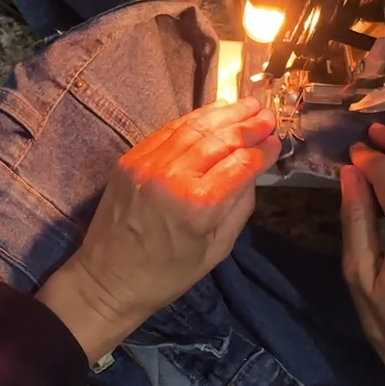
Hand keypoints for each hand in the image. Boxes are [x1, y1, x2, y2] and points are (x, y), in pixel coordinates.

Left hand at [39, 96, 280, 360]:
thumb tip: (255, 170)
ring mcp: (148, 163)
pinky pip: (168, 130)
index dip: (263, 151)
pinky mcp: (131, 158)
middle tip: (268, 116)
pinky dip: (194, 119)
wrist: (106, 279)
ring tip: (248, 105)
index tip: (278, 141)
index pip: (240, 165)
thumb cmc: (166, 275)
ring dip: (224, 114)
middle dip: (247, 126)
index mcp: (198, 206)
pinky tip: (214, 112)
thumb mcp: (216, 250)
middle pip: (219, 140)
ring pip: (194, 128)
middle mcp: (173, 176)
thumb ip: (239, 206)